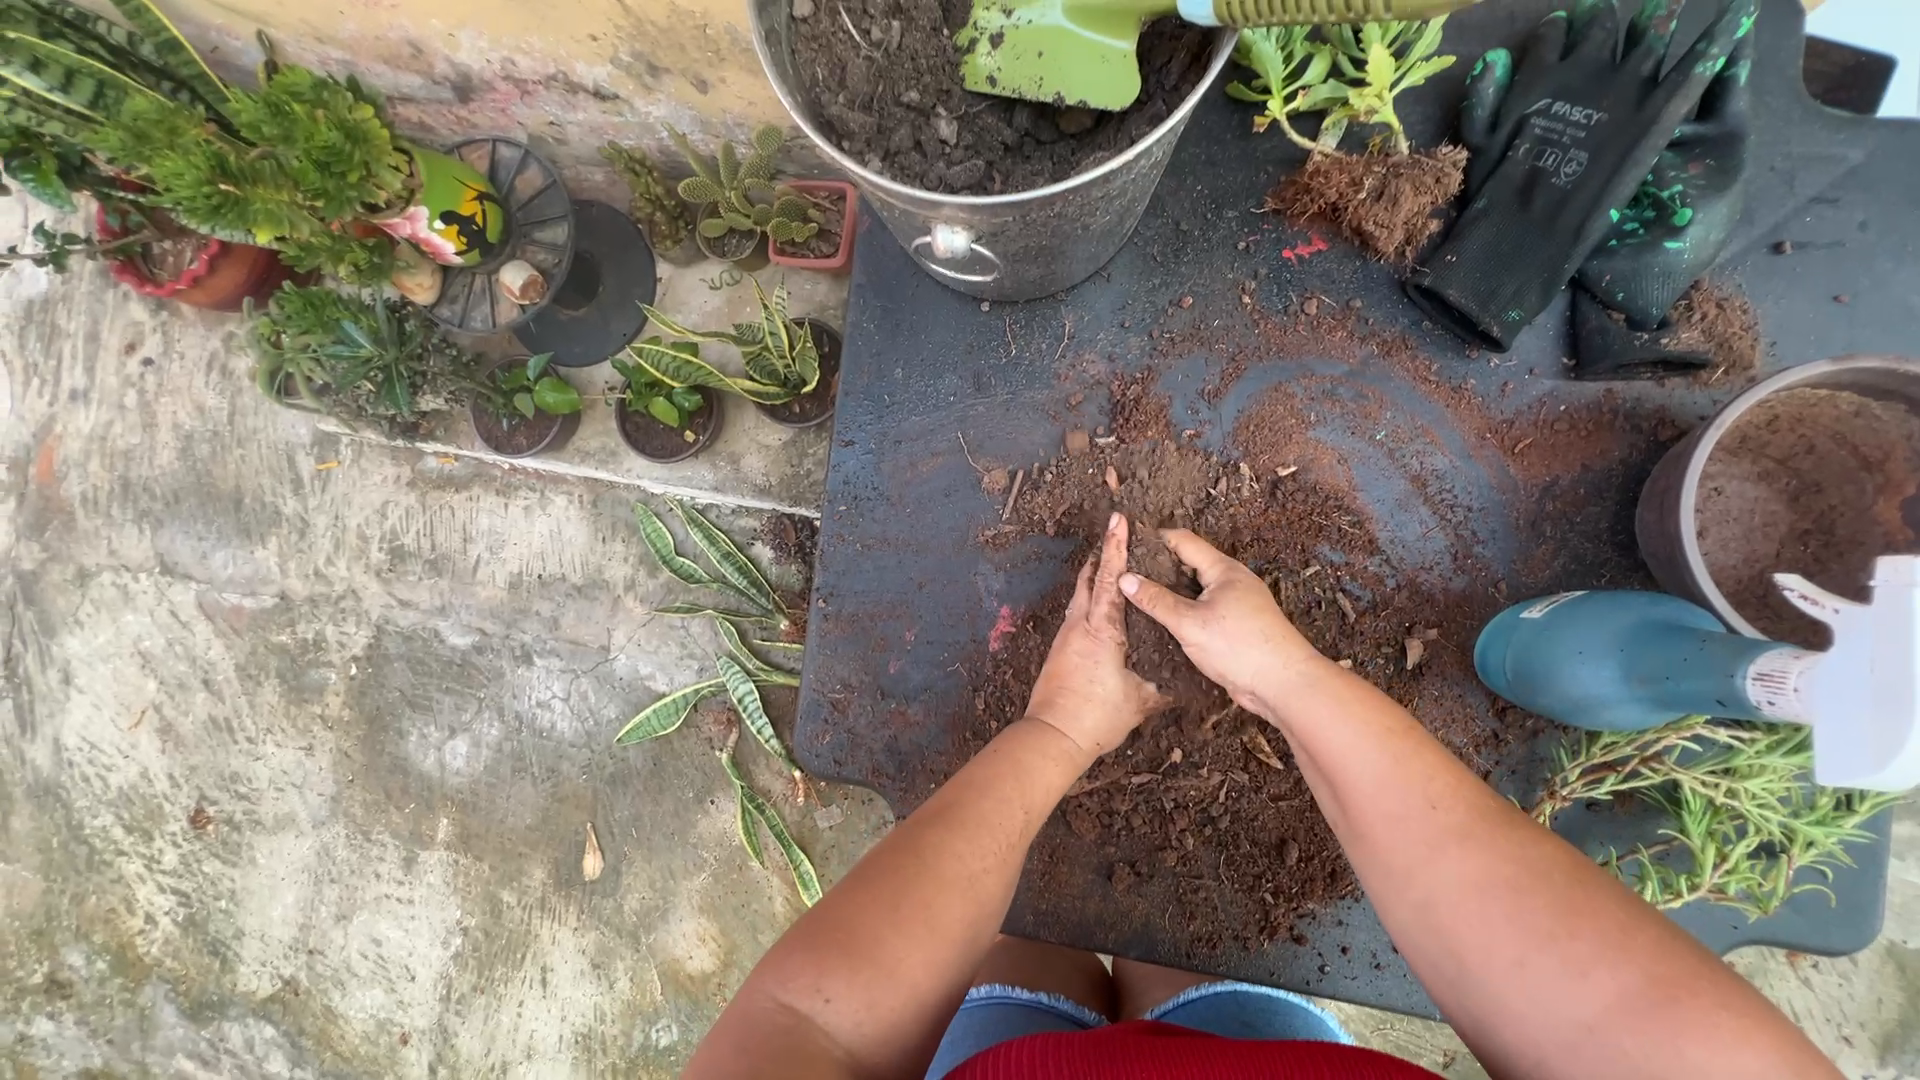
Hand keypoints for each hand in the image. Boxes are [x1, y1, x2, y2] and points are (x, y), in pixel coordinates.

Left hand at [1024, 513, 1164, 760]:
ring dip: (1095, 577)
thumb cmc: (1096, 716)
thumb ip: (1163, 685)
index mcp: (1101, 628)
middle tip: (1119, 535)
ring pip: (1080, 594)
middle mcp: (1079, 623)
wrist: (1052, 735)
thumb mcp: (1140, 700)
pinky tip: (1104, 610)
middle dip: (1103, 554)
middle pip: (1088, 577)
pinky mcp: (1060, 648)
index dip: (1116, 547)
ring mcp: (1066, 634)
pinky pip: (1077, 613)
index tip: (1119, 519)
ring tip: (1114, 567)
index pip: (1110, 578)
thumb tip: (1188, 681)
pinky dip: (1090, 600)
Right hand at [1119, 529, 1328, 720]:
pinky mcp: (1236, 626)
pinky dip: (1184, 611)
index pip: (1183, 541)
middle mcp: (1232, 581)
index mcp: (1224, 570)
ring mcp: (1236, 603)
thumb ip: (1156, 600)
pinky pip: (1203, 609)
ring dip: (1171, 592)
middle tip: (1127, 574)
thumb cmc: (1241, 647)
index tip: (1127, 545)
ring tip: (1139, 597)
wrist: (1284, 684)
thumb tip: (1125, 578)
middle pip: (1189, 564)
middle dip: (1159, 568)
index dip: (1154, 540)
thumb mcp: (1190, 623)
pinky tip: (1165, 622)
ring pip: (1196, 590)